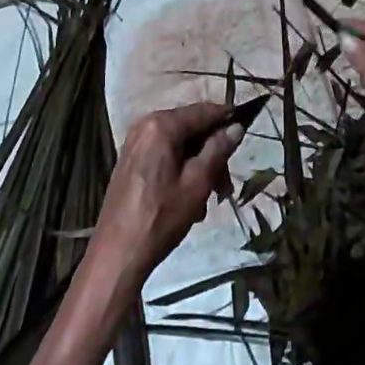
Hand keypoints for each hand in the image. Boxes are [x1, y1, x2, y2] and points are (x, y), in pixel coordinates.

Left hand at [92, 103, 243, 278]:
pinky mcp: (130, 161)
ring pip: (179, 145)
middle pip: (191, 128)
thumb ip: (218, 150)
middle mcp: (144, 126)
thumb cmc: (161, 216)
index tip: (246, 134)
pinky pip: (164, 156)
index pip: (203, 111)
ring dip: (199, 166)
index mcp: (161, 125)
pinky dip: (181, 171)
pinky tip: (189, 200)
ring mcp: (134, 144)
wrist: (117, 253)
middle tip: (226, 185)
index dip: (227, 120)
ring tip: (209, 199)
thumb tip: (236, 126)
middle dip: (213, 152)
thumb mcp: (198, 183)